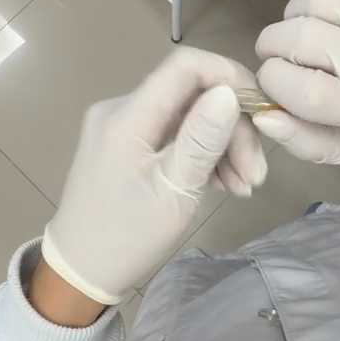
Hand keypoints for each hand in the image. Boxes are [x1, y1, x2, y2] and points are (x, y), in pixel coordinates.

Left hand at [42, 48, 267, 304]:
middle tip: (255, 175)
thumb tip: (230, 92)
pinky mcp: (127, 146)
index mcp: (128, 116)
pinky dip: (201, 155)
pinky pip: (173, 135)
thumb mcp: (173, 192)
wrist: (77, 275)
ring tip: (243, 188)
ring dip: (221, 147)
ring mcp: (123, 128)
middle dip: (231, 129)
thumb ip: (202, 140)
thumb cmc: (125, 238)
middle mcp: (122, 110)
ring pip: (188, 117)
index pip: (186, 66)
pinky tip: (223, 184)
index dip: (229, 76)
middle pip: (192, 96)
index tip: (261, 110)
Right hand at [252, 0, 339, 163]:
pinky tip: (329, 3)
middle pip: (303, 36)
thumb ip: (300, 141)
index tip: (272, 83)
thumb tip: (262, 116)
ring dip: (297, 13)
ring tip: (304, 30)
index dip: (272, 80)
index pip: (302, 88)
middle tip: (282, 58)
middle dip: (274, 46)